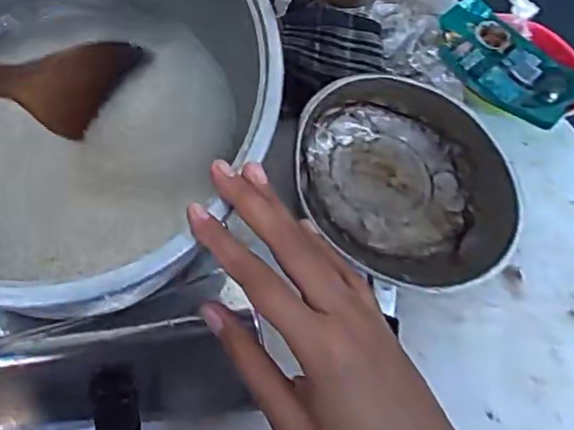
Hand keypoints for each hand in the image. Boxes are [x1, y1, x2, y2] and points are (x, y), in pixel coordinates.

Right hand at [188, 160, 453, 429]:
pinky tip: (300, 223)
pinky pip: (340, 263)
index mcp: (320, 345)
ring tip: (254, 175)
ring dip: (281, 206)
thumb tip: (213, 313)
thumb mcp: (294, 424)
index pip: (259, 279)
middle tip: (223, 170)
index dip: (223, 242)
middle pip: (289, 243)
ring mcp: (364, 310)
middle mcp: (344, 315)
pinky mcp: (376, 315)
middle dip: (252, 201)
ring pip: (315, 244)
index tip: (198, 213)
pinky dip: (315, 237)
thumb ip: (251, 364)